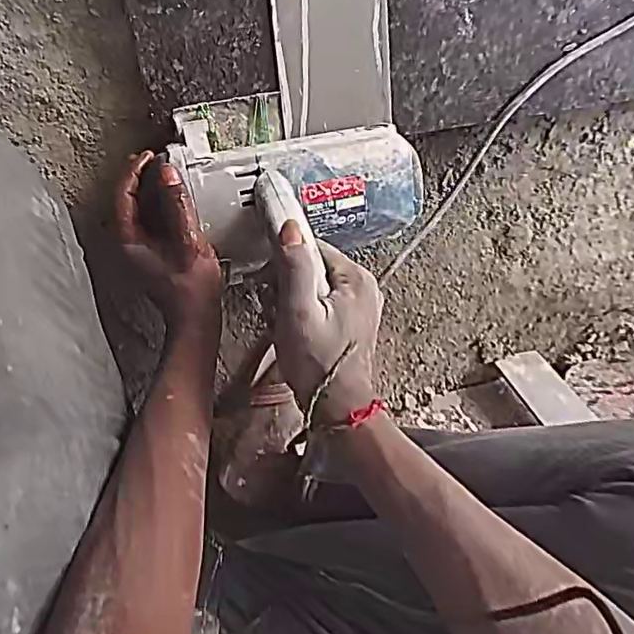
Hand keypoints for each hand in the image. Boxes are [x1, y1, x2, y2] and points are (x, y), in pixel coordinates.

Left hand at [116, 151, 222, 333]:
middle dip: (139, 175)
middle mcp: (130, 242)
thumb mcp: (188, 242)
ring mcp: (140, 247)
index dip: (134, 171)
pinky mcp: (153, 251)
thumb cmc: (190, 290)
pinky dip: (158, 202)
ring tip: (164, 172)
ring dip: (149, 188)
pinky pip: (150, 218)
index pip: (124, 194)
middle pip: (127, 198)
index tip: (149, 156)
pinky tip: (173, 198)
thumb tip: (169, 175)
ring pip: (137, 208)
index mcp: (130, 239)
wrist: (194, 318)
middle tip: (154, 158)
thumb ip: (178, 206)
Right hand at [269, 219, 382, 423]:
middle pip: (312, 264)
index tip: (270, 283)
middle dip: (287, 283)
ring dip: (292, 298)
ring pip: (313, 283)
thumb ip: (294, 267)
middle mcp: (363, 286)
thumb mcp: (298, 311)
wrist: (335, 406)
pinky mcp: (351, 319)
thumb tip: (290, 227)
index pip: (312, 246)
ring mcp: (359, 304)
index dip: (284, 261)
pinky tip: (295, 328)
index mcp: (356, 278)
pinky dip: (302, 310)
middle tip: (279, 309)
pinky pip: (319, 301)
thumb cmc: (318, 363)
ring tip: (286, 322)